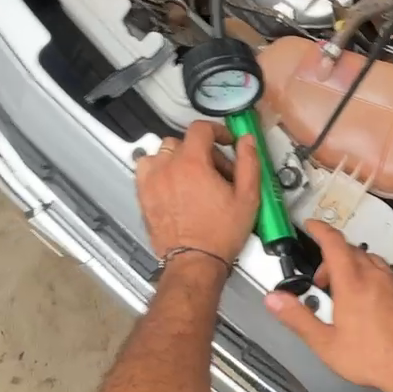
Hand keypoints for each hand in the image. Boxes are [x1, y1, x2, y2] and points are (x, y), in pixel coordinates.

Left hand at [136, 121, 260, 262]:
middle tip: (218, 171)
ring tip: (193, 177)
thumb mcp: (247, 198)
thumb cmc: (218, 235)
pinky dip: (159, 170)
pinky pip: (146, 169)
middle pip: (184, 142)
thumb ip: (249, 163)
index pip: (200, 129)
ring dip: (179, 158)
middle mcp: (168, 168)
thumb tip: (246, 142)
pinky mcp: (144, 195)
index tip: (225, 141)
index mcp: (193, 164)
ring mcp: (152, 181)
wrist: (195, 262)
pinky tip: (174, 184)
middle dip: (203, 151)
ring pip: (162, 153)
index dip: (217, 131)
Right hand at [265, 220, 392, 391]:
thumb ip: (297, 317)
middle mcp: (375, 276)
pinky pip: (386, 273)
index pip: (333, 242)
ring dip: (353, 267)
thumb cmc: (374, 358)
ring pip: (370, 260)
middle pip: (351, 251)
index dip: (319, 230)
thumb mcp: (325, 343)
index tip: (311, 226)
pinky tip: (368, 301)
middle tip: (322, 281)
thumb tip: (275, 300)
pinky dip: (372, 277)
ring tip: (344, 293)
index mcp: (352, 283)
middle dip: (332, 258)